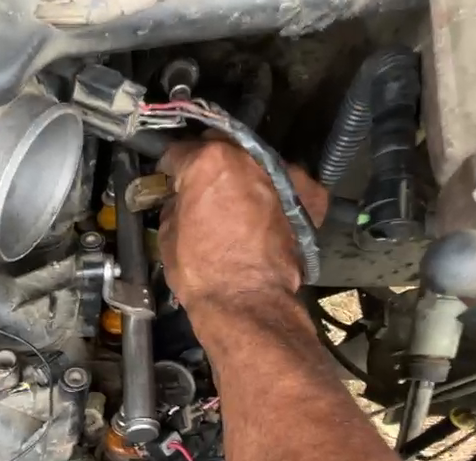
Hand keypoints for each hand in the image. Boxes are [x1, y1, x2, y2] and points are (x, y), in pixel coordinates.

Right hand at [157, 139, 327, 332]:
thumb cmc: (201, 272)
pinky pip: (285, 185)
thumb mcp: (167, 238)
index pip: (179, 151)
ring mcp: (282, 172)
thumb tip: (179, 201)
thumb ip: (175, 207)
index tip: (167, 178)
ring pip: (256, 163)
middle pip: (222, 146)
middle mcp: (248, 156)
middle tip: (199, 186)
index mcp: (208, 162)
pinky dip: (274, 195)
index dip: (169, 167)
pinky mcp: (308, 195)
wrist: (245, 299)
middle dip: (208, 162)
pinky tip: (264, 215)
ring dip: (243, 176)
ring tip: (234, 202)